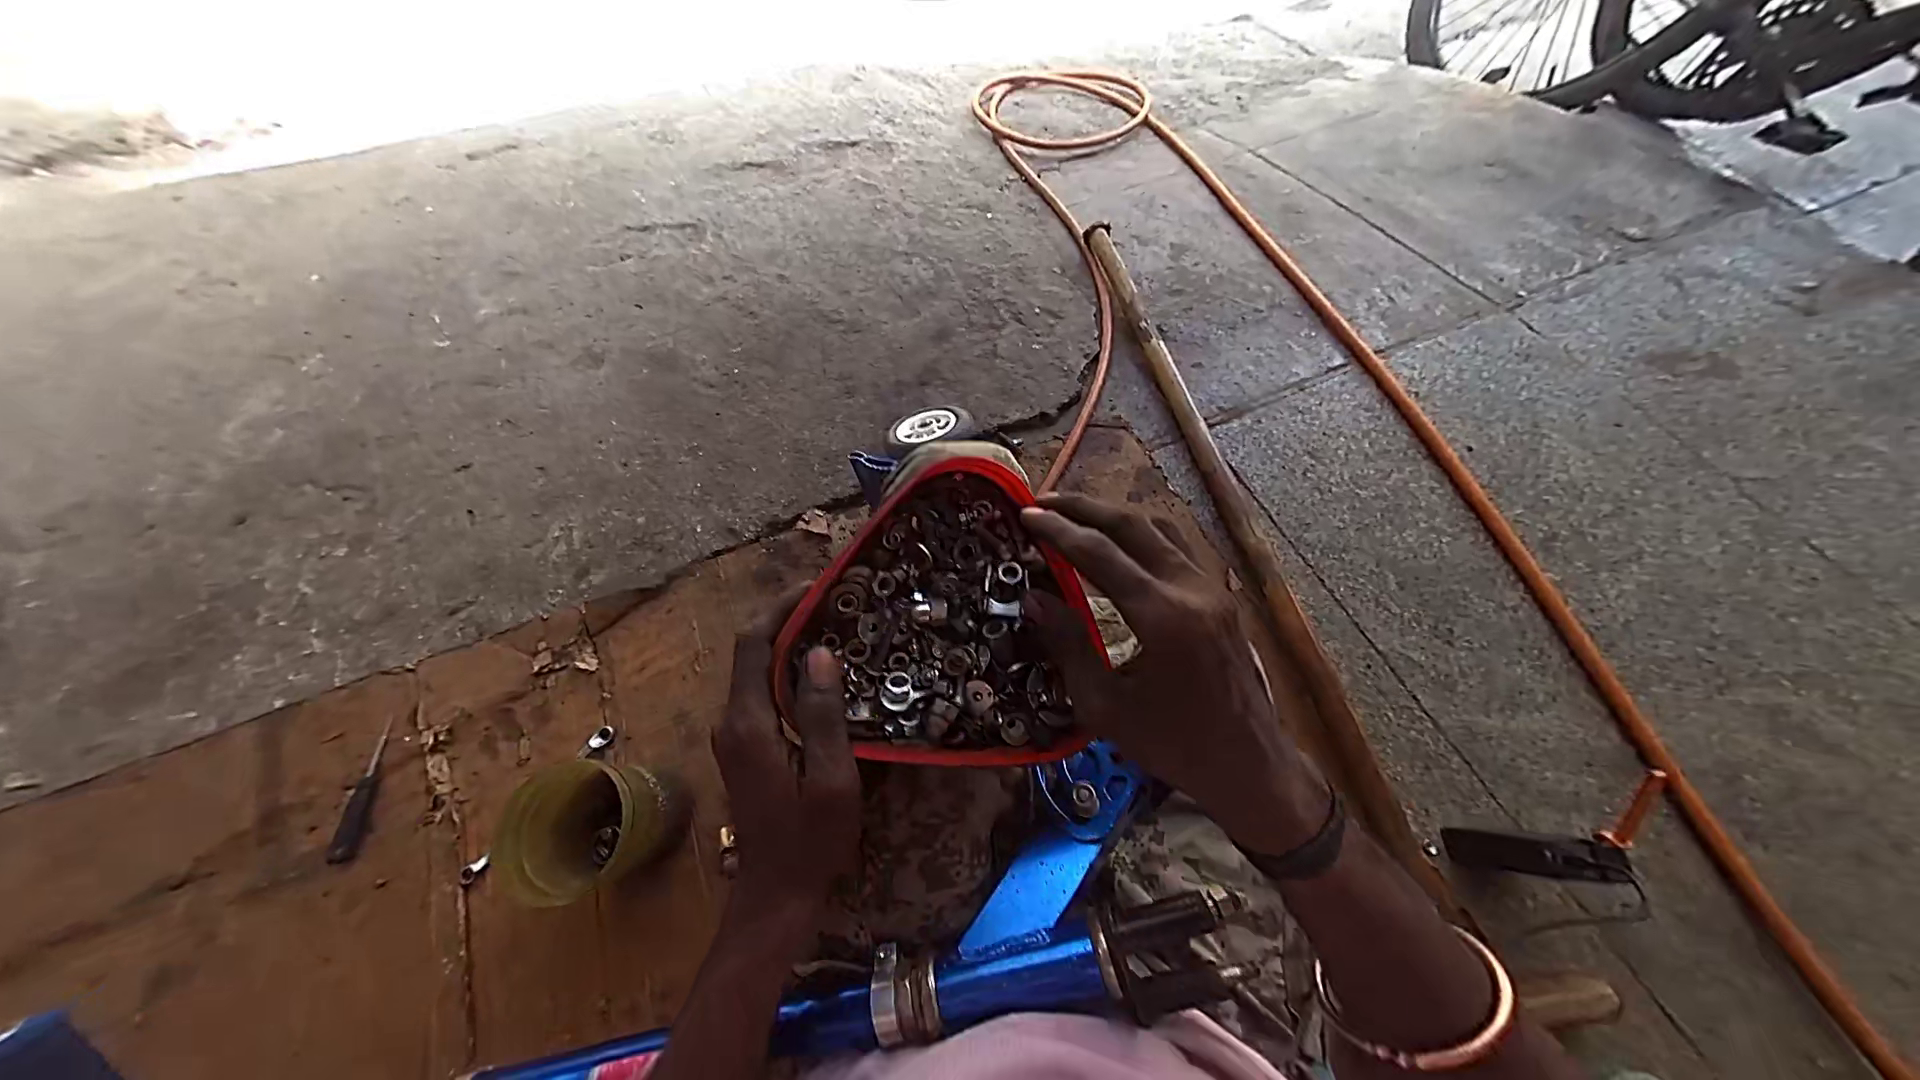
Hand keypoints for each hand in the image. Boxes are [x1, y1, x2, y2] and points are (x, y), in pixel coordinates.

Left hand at [712, 595, 860, 927]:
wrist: (776, 894)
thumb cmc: (810, 840)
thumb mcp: (831, 778)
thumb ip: (823, 714)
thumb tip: (821, 653)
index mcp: (749, 724)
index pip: (753, 644)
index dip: (781, 609)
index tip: (816, 588)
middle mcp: (732, 722)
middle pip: (753, 652)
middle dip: (789, 621)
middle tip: (836, 605)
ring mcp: (735, 735)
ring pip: (757, 672)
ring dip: (790, 645)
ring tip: (836, 629)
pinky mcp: (745, 747)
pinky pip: (763, 694)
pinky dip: (788, 672)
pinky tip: (823, 674)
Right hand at [1020, 493, 1329, 854]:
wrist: (1249, 765)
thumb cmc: (1173, 745)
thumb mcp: (1105, 705)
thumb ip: (1068, 644)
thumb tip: (1034, 598)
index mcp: (1163, 618)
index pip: (1100, 554)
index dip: (1058, 530)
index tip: (1026, 515)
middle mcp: (1192, 590)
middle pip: (1132, 525)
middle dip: (1083, 507)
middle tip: (1042, 502)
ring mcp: (1212, 589)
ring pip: (1159, 529)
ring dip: (1113, 516)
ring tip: (1074, 515)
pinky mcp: (1221, 597)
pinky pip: (1177, 547)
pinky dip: (1141, 534)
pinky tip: (1118, 543)